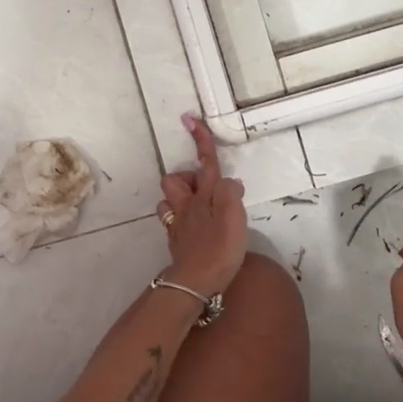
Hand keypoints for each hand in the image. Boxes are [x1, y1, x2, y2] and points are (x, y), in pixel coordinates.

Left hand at [157, 114, 247, 296]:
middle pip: (174, 181)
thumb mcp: (233, 216)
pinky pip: (174, 222)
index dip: (200, 142)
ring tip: (200, 206)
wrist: (197, 281)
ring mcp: (178, 225)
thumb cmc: (218, 248)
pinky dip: (183, 220)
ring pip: (170, 202)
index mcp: (203, 196)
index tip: (190, 120)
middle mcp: (186, 207)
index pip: (204, 163)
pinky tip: (196, 228)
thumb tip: (230, 182)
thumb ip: (230, 193)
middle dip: (185, 178)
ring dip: (180, 199)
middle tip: (205, 187)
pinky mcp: (178, 243)